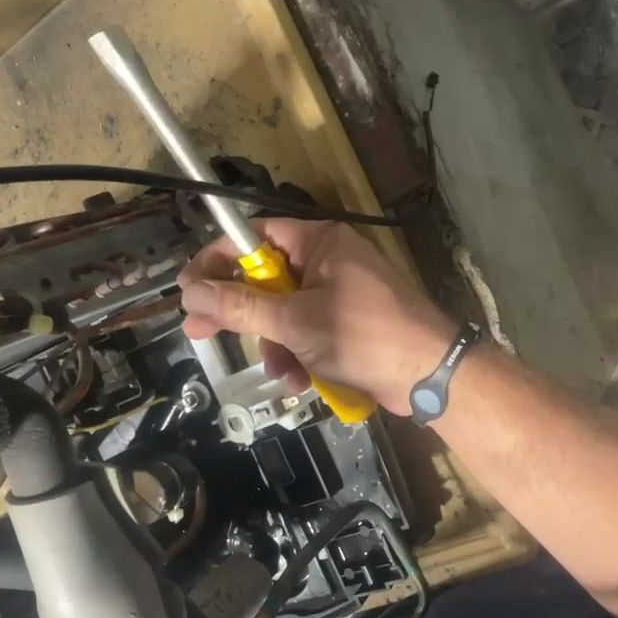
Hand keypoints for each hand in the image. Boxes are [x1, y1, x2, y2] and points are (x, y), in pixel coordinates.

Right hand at [176, 219, 455, 416]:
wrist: (429, 374)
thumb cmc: (365, 336)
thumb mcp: (295, 321)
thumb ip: (240, 306)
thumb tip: (190, 292)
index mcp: (320, 242)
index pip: (254, 236)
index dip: (217, 259)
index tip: (188, 288)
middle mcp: (329, 261)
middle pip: (265, 278)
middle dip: (241, 313)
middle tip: (201, 333)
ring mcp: (340, 295)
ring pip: (284, 313)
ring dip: (275, 345)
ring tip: (281, 372)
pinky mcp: (348, 327)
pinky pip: (308, 334)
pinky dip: (299, 357)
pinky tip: (301, 382)